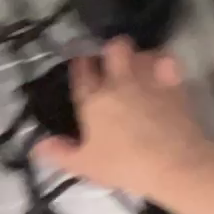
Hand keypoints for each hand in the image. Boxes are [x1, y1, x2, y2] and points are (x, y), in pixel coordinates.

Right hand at [34, 39, 213, 197]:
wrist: (173, 164)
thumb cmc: (125, 165)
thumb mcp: (86, 165)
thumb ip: (61, 153)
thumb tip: (39, 145)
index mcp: (93, 100)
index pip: (82, 71)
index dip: (80, 64)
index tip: (82, 64)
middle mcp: (120, 83)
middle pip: (114, 49)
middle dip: (113, 51)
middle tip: (114, 63)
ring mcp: (149, 81)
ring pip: (141, 51)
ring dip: (140, 55)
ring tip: (140, 65)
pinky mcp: (175, 86)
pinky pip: (168, 62)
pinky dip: (165, 63)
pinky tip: (164, 71)